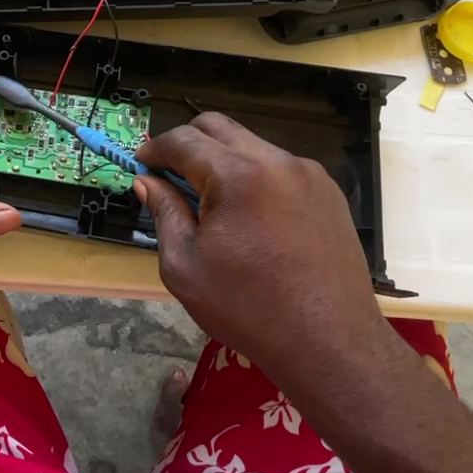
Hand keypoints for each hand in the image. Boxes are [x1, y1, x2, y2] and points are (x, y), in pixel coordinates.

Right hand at [134, 113, 391, 377]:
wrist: (331, 345)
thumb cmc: (248, 309)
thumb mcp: (185, 267)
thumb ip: (164, 213)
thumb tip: (147, 181)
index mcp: (237, 176)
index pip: (184, 140)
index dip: (155, 148)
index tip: (140, 162)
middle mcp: (275, 161)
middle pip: (218, 127)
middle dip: (186, 142)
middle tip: (169, 172)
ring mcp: (308, 174)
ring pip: (250, 144)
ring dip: (221, 158)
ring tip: (210, 200)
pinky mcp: (328, 193)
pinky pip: (279, 167)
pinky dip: (253, 175)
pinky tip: (249, 215)